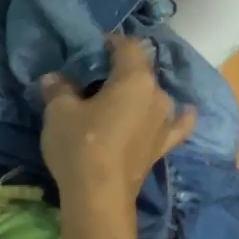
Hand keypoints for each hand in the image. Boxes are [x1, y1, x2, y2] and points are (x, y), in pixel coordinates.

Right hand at [37, 34, 196, 209]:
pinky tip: (183, 111)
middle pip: (139, 73)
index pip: (127, 47)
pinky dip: (179, 116)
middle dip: (119, 73)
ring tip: (119, 103)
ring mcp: (165, 121)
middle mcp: (157, 94)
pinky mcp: (163, 145)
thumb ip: (58, 90)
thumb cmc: (79, 146)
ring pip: (153, 97)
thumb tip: (54, 77)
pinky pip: (177, 123)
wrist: (98, 195)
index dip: (110, 43)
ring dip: (138, 95)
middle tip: (94, 82)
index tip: (93, 47)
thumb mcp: (58, 113)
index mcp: (134, 78)